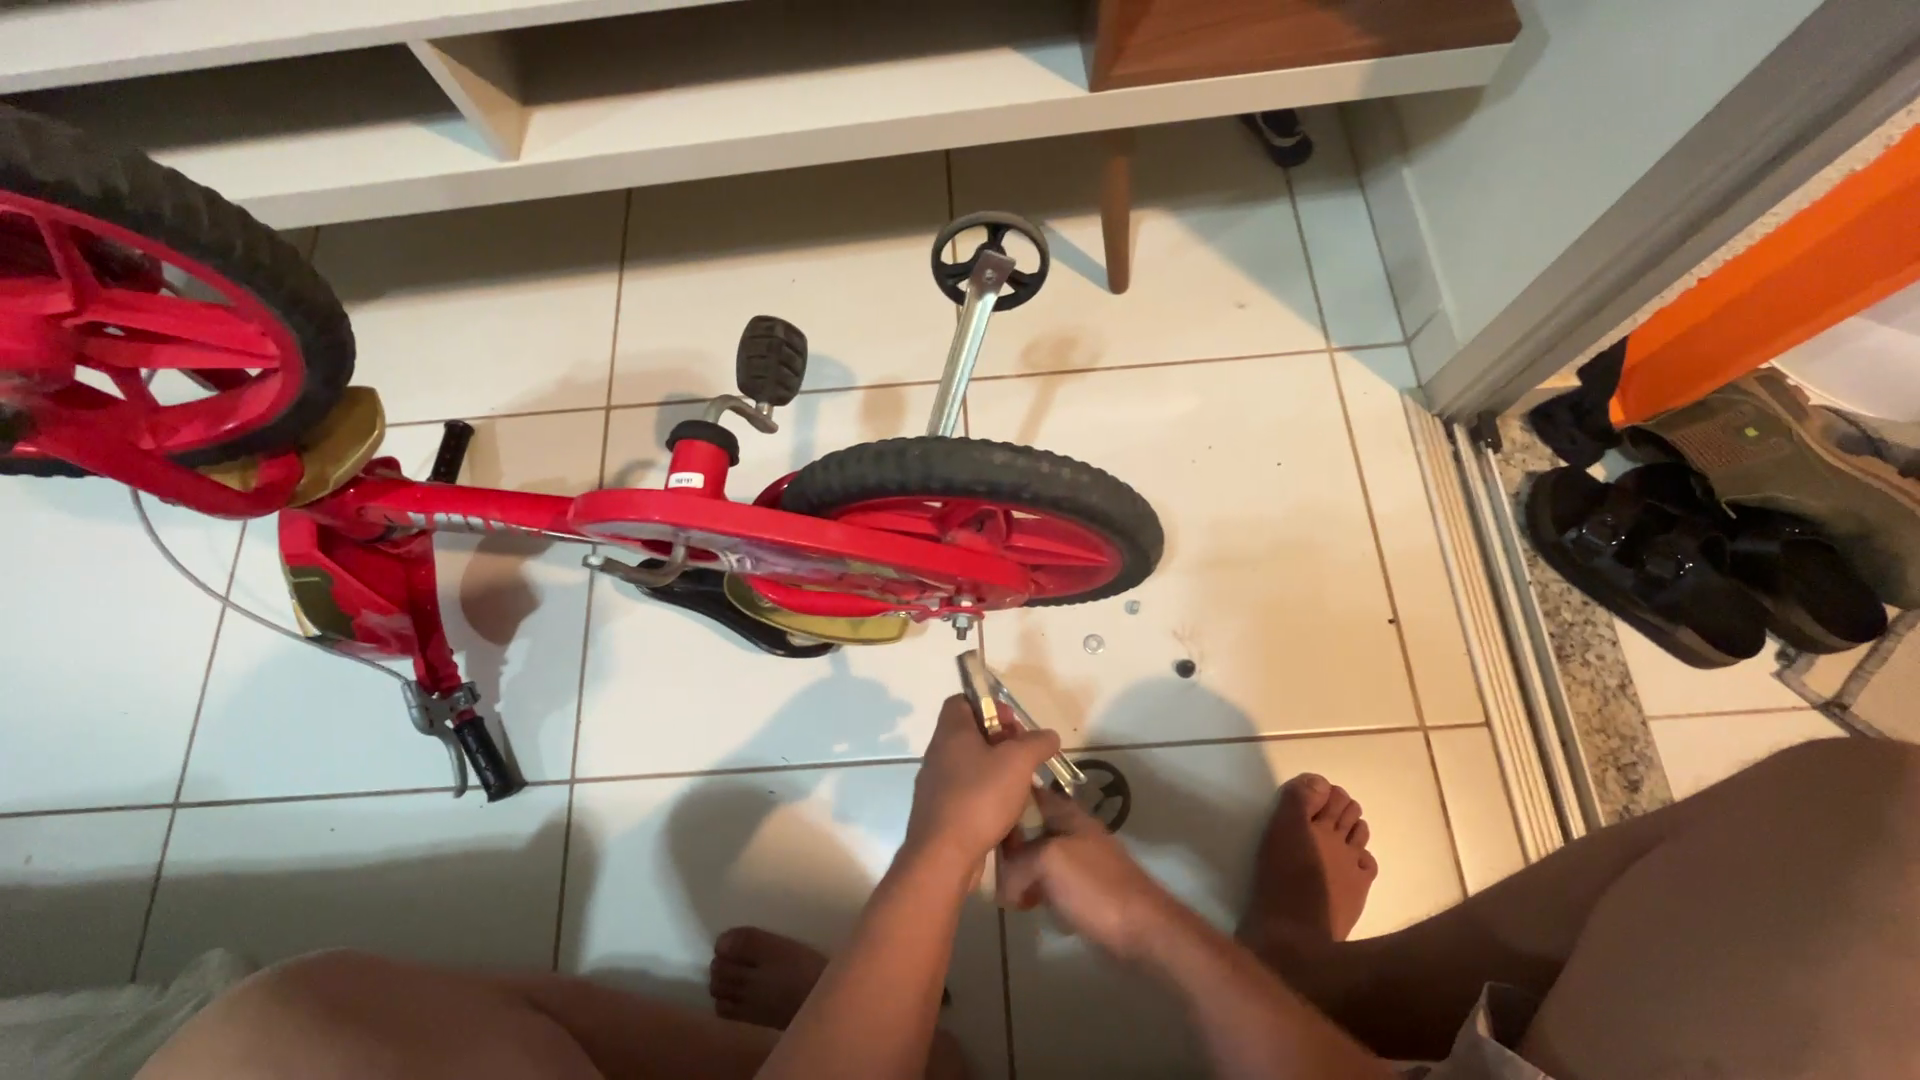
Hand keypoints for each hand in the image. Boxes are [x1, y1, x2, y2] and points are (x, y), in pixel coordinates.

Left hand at [904, 695, 1060, 870]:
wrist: (943, 855)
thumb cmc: (979, 797)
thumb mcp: (1018, 762)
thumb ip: (1037, 743)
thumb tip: (1049, 736)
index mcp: (951, 733)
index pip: (962, 701)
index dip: (989, 704)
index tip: (1013, 723)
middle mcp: (938, 754)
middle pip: (969, 734)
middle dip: (1000, 740)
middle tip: (1024, 755)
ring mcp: (935, 785)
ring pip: (969, 765)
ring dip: (995, 770)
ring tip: (1020, 784)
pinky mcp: (939, 813)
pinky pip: (965, 793)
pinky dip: (985, 795)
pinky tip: (1005, 811)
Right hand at [996, 787, 1177, 961]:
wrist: (1142, 930)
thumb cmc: (1095, 887)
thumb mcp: (1048, 862)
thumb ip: (1017, 864)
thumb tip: (1005, 886)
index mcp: (1067, 815)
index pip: (1031, 792)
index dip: (1007, 796)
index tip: (980, 810)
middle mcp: (1072, 832)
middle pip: (1030, 827)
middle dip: (1008, 841)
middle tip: (985, 858)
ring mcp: (1079, 862)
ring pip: (1038, 857)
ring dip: (1020, 871)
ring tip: (1001, 887)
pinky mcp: (1083, 891)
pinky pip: (1049, 883)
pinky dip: (1035, 891)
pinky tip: (1027, 905)